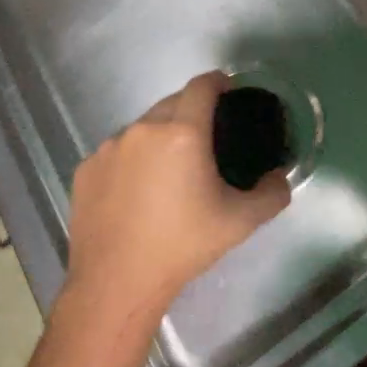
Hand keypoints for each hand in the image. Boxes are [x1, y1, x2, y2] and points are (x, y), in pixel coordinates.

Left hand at [66, 72, 291, 308]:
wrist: (116, 284)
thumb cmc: (182, 246)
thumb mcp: (241, 222)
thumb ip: (273, 193)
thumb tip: (280, 177)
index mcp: (183, 133)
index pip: (202, 86)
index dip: (219, 82)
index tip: (228, 91)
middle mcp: (143, 129)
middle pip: (172, 103)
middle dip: (191, 111)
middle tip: (206, 141)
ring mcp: (109, 147)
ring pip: (143, 127)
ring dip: (159, 137)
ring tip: (169, 171)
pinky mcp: (86, 168)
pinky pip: (117, 151)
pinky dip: (131, 160)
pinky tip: (137, 192)